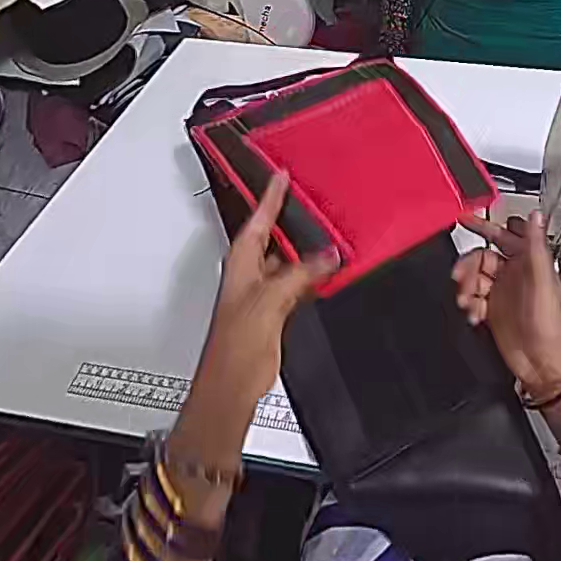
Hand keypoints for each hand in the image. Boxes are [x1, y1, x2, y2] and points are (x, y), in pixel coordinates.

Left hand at [178, 173, 337, 458]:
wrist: (232, 386)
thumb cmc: (234, 347)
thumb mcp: (270, 301)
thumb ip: (301, 274)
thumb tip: (327, 256)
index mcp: (242, 263)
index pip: (258, 219)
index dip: (270, 196)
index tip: (280, 174)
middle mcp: (251, 273)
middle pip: (274, 236)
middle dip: (292, 219)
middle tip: (312, 199)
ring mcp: (264, 291)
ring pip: (289, 259)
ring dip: (306, 249)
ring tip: (328, 233)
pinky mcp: (276, 309)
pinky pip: (299, 281)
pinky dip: (313, 273)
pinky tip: (328, 270)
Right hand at [455, 212, 560, 391]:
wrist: (541, 362)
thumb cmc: (549, 324)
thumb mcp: (542, 279)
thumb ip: (536, 245)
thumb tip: (537, 216)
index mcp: (528, 261)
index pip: (503, 234)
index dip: (484, 225)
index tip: (465, 218)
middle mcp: (514, 274)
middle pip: (481, 257)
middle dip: (467, 264)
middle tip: (459, 275)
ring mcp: (502, 292)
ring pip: (474, 277)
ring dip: (466, 286)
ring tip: (466, 299)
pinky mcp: (492, 310)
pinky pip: (472, 298)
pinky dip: (469, 304)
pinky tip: (473, 313)